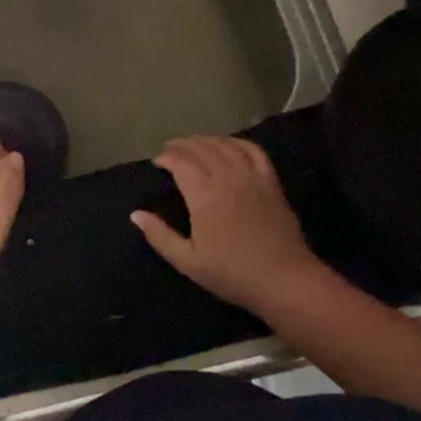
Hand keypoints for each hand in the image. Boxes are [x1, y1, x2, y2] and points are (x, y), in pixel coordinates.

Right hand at [132, 136, 324, 313]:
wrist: (284, 279)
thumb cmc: (232, 273)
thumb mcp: (188, 262)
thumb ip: (159, 236)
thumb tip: (136, 214)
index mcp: (204, 194)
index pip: (180, 162)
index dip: (166, 157)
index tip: (157, 162)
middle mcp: (227, 177)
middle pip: (201, 148)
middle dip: (182, 145)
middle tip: (170, 151)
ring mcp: (252, 176)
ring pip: (225, 145)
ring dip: (206, 140)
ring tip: (194, 145)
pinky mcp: (270, 181)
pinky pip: (253, 151)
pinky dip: (237, 143)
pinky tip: (229, 145)